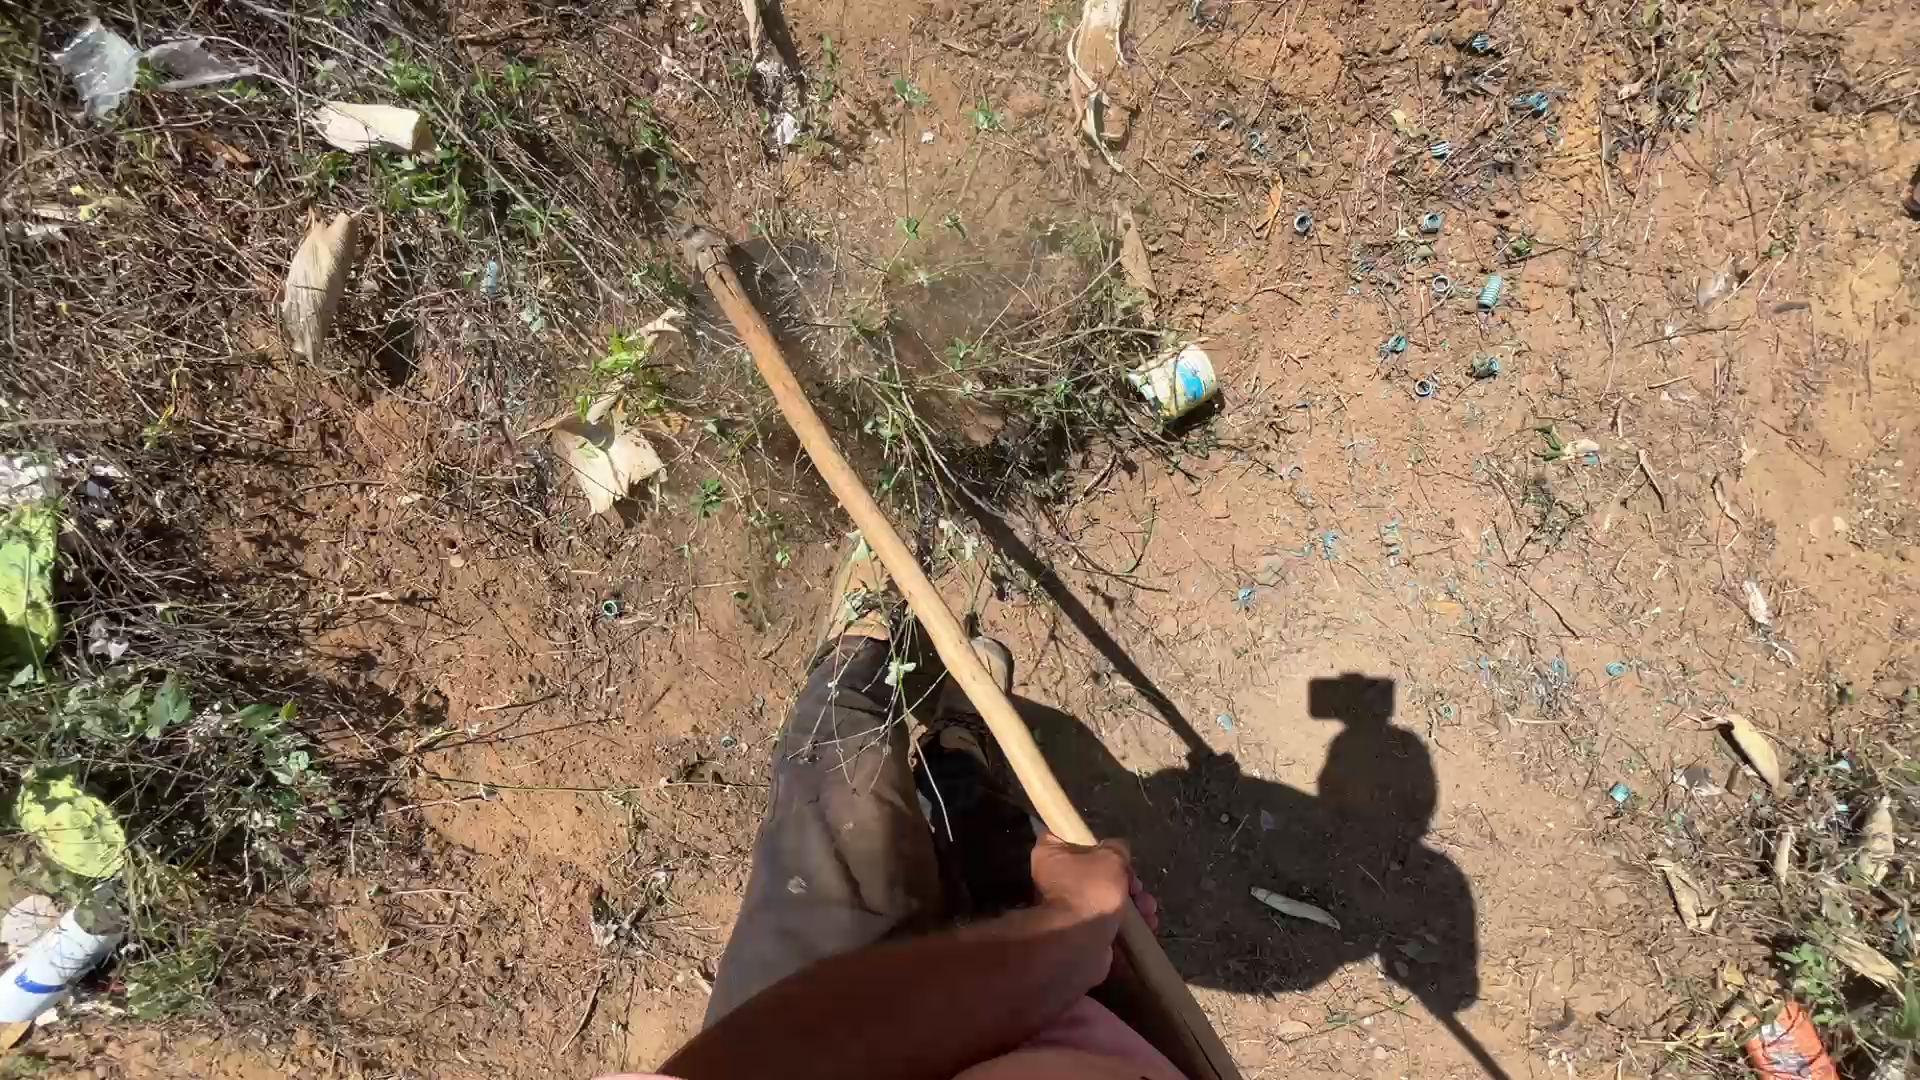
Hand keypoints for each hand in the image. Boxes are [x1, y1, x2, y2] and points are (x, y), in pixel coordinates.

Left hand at [1030, 832, 1157, 930]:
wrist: (1080, 944)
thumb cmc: (1090, 890)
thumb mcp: (1111, 858)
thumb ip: (1117, 848)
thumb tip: (1117, 850)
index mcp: (1051, 853)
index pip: (1069, 836)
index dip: (1095, 840)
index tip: (1115, 849)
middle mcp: (1054, 878)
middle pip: (1095, 869)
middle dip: (1124, 879)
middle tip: (1138, 886)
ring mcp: (1067, 907)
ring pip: (1104, 896)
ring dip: (1131, 902)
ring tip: (1148, 909)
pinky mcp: (1081, 931)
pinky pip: (1107, 920)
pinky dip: (1127, 922)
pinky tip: (1147, 924)